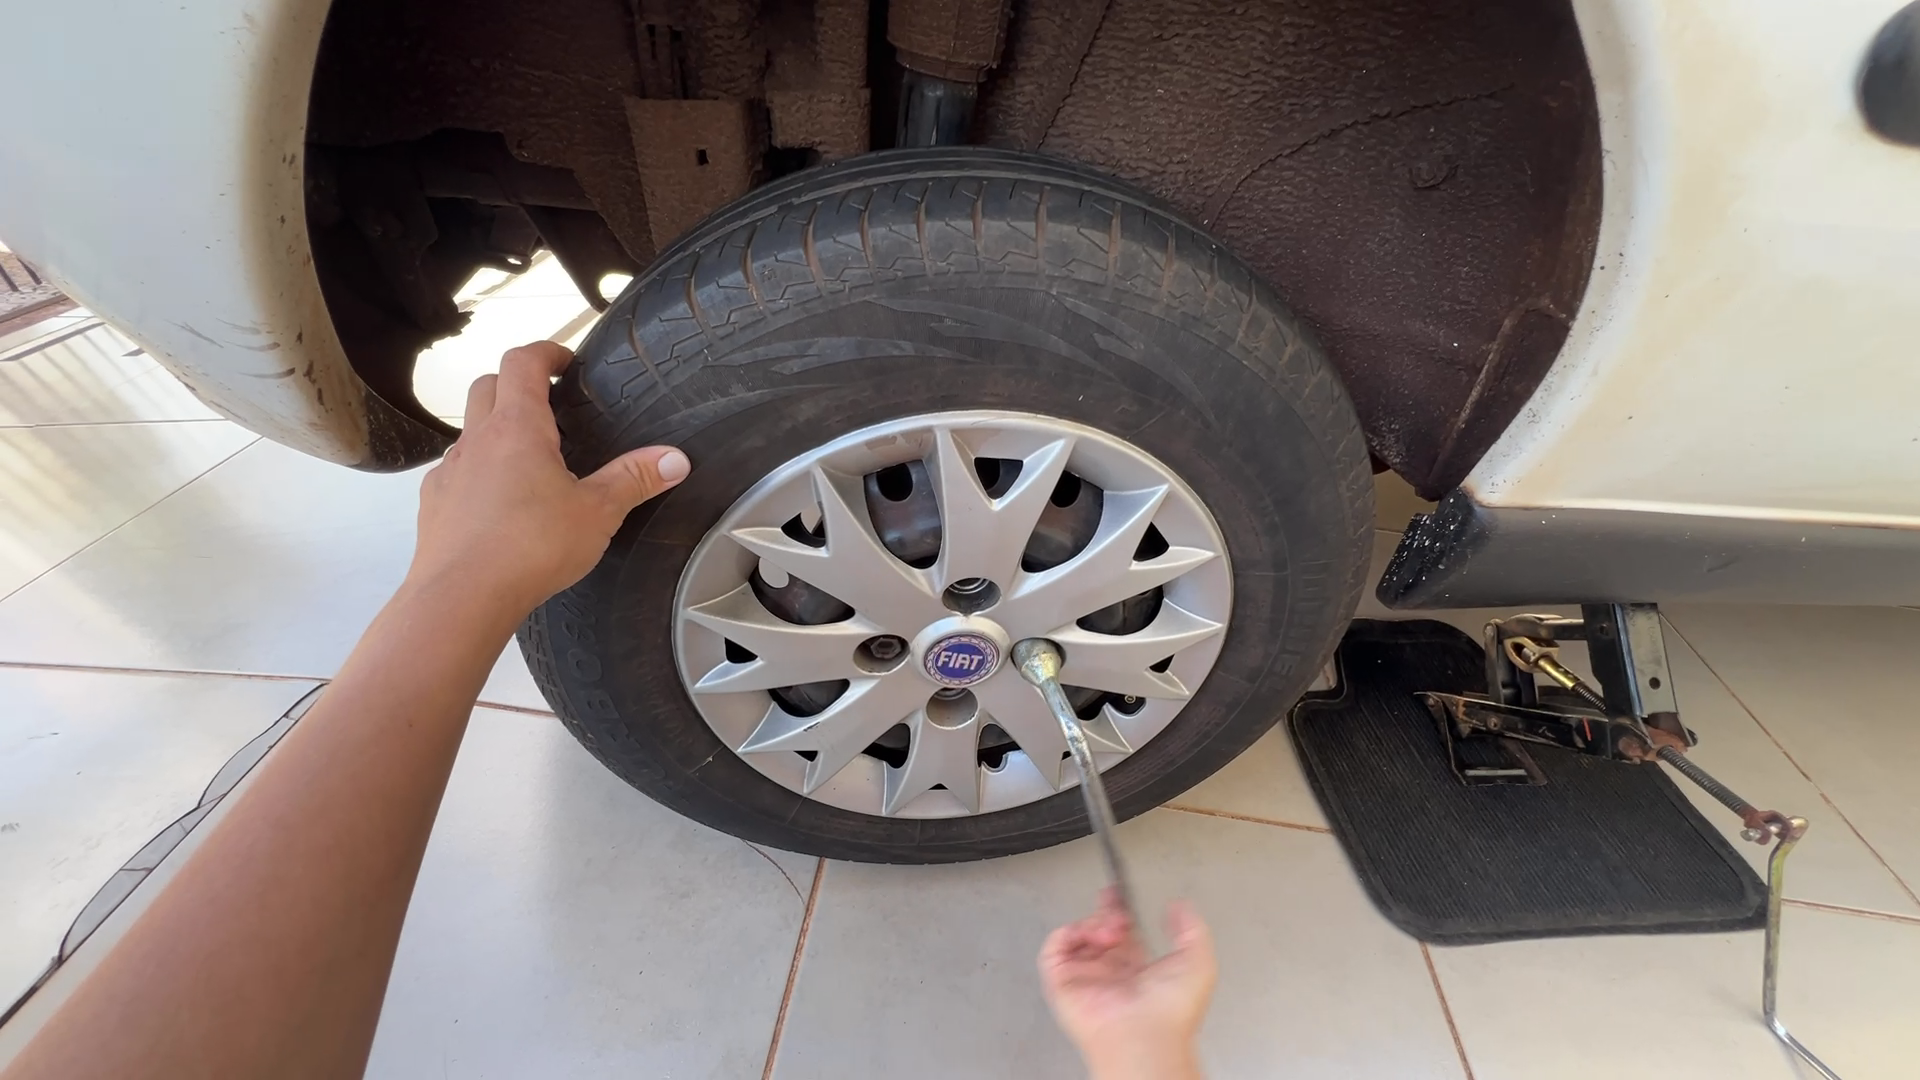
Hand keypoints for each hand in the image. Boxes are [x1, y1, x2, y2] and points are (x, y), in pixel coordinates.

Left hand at [411, 341, 689, 614]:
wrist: (462, 598)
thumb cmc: (531, 547)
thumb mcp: (599, 511)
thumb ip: (636, 479)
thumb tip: (675, 459)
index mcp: (518, 430)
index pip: (522, 363)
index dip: (545, 352)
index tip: (566, 359)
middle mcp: (477, 441)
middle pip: (488, 386)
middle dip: (518, 382)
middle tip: (551, 399)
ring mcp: (450, 472)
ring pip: (470, 429)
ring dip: (497, 427)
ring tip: (533, 455)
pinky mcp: (436, 505)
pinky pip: (458, 470)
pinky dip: (481, 468)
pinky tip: (504, 500)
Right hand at [1039, 892, 1215, 1079]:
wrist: (1146, 1038)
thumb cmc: (1171, 1012)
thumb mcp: (1197, 961)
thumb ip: (1190, 928)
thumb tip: (1179, 907)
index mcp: (1139, 970)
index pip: (1123, 932)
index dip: (1120, 909)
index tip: (1120, 894)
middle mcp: (1111, 974)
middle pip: (1098, 930)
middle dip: (1104, 912)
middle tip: (1112, 904)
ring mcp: (1086, 979)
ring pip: (1077, 936)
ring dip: (1091, 922)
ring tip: (1108, 929)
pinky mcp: (1064, 985)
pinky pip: (1052, 951)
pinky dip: (1063, 935)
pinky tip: (1083, 933)